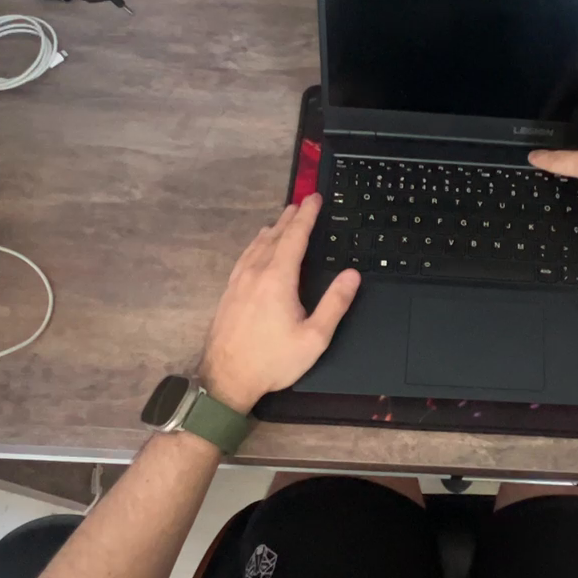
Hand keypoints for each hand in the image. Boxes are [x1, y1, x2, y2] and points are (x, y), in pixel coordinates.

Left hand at [197, 194, 359, 412]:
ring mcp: (239, 281)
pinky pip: (245, 256)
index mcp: (278, 279)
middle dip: (291, 217)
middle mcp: (256, 273)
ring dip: (274, 228)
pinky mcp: (229, 292)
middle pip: (275, 236)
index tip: (314, 198)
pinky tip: (258, 246)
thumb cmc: (273, 360)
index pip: (295, 237)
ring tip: (284, 219)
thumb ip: (335, 303)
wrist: (225, 379)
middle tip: (302, 203)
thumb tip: (352, 275)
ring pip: (257, 244)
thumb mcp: (314, 337)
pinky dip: (257, 244)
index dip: (307, 215)